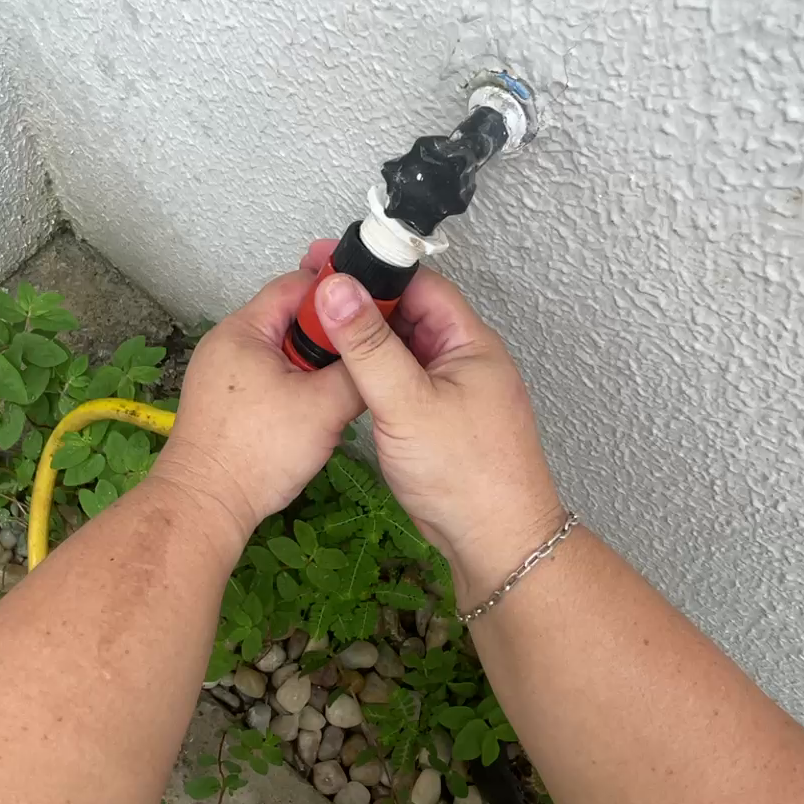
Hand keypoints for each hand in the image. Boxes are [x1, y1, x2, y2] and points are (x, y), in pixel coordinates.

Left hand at [149, 260, 362, 539]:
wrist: (206, 504)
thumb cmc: (256, 453)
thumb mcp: (324, 407)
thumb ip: (358, 371)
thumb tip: (382, 352)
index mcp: (243, 330)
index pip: (297, 285)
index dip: (340, 293)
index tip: (374, 309)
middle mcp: (227, 343)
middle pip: (290, 318)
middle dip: (329, 335)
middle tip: (363, 352)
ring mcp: (222, 373)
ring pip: (282, 350)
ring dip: (313, 363)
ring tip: (344, 383)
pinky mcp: (226, 400)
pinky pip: (269, 376)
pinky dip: (295, 383)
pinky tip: (317, 406)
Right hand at [306, 240, 565, 608]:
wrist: (493, 541)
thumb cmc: (462, 473)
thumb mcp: (408, 402)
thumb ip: (369, 346)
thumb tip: (336, 288)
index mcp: (469, 342)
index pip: (420, 286)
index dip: (374, 271)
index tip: (326, 262)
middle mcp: (462, 359)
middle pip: (408, 315)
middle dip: (362, 305)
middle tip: (310, 296)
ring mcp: (450, 390)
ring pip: (401, 350)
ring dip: (364, 341)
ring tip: (314, 331)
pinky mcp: (436, 419)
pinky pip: (400, 381)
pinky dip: (371, 374)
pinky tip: (340, 375)